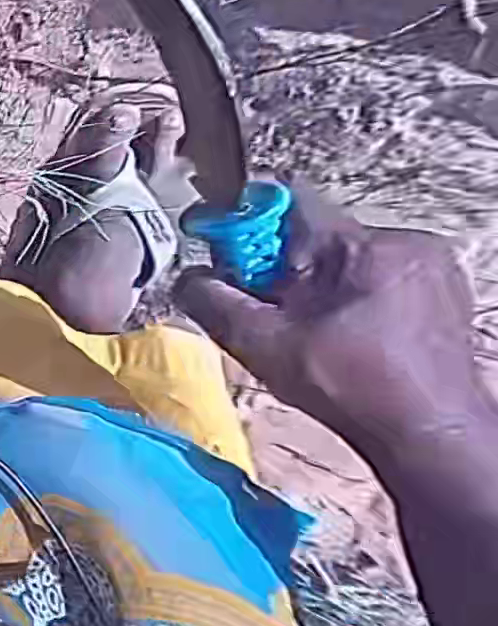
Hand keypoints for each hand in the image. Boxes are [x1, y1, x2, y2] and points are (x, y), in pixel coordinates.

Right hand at [175, 185, 493, 462]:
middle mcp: (402, 242)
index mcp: (358, 248)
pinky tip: (326, 327)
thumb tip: (188, 274)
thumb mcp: (250, 336)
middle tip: (254, 303)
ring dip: (298, 279)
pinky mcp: (437, 285)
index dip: (237, 216)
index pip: (284, 198)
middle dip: (266, 261)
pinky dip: (330, 290)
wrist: (426, 427)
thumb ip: (205, 295)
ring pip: (331, 253)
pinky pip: (363, 270)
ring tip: (291, 321)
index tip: (214, 247)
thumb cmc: (337, 379)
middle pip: (304, 231)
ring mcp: (428, 263)